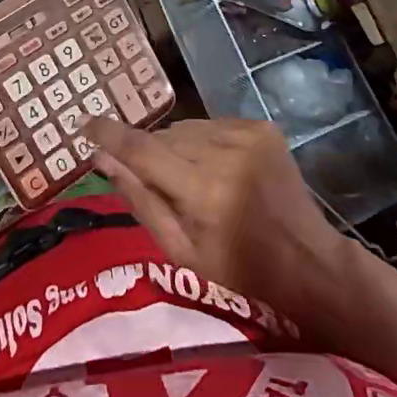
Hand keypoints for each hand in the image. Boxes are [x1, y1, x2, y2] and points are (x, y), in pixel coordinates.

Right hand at [85, 117, 346, 299]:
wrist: (311, 264)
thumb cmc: (240, 271)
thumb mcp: (180, 251)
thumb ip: (140, 200)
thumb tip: (101, 159)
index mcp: (204, 192)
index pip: (142, 150)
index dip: (109, 135)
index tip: (84, 124)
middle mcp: (225, 154)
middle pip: (161, 137)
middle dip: (148, 153)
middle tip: (156, 183)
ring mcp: (248, 136)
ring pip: (184, 128)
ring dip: (174, 148)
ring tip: (188, 178)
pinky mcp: (262, 128)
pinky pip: (209, 124)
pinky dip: (201, 142)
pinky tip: (214, 168)